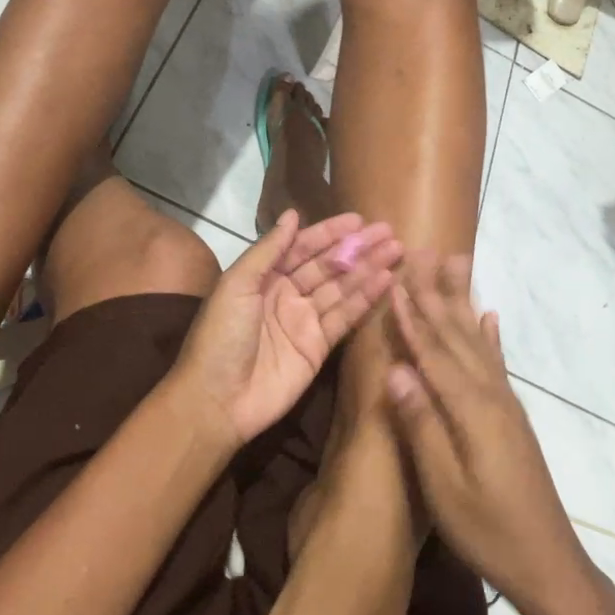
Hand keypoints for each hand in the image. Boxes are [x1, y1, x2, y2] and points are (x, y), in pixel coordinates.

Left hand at [172, 209, 401, 443]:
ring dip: (367, 269)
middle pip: (327, 265)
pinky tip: (386, 280)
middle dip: (356, 248)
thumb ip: (268, 251)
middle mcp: (287, 294)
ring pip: (341, 288)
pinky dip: (366, 299)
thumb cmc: (220, 335)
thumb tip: (292, 214)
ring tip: (397, 250)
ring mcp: (305, 321)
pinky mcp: (319, 348)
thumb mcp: (236, 285)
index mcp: (264, 277)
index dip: (329, 233)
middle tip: (388, 231)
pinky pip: (345, 317)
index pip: (302, 247)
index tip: (358, 219)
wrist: (217, 399)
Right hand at [384, 253, 583, 600]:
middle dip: (437, 293)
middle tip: (425, 252)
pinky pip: (497, 363)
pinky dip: (490, 336)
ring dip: (461, 302)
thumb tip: (396, 368)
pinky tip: (489, 317)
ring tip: (455, 266)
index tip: (394, 279)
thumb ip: (421, 423)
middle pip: (457, 334)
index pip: (433, 351)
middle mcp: (491, 394)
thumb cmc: (486, 527)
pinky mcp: (512, 417)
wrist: (547, 562)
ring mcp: (505, 404)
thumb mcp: (443, 484)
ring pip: (478, 340)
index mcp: (470, 408)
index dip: (411, 316)